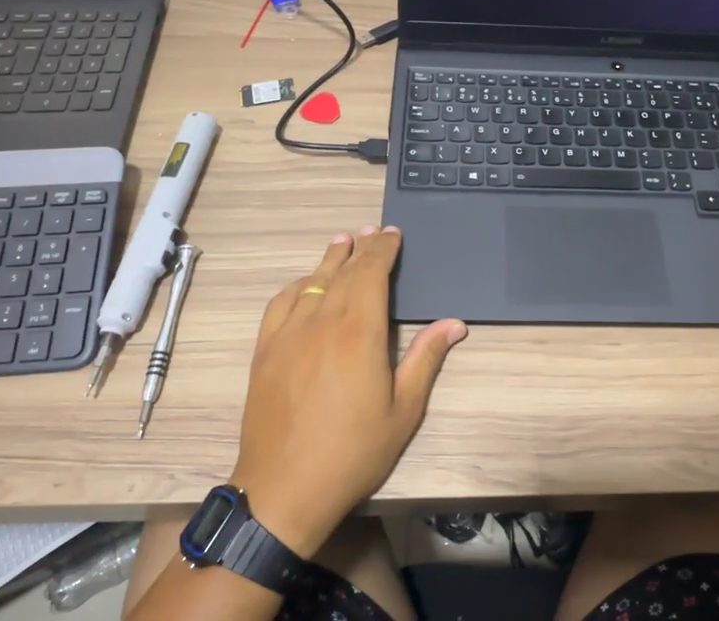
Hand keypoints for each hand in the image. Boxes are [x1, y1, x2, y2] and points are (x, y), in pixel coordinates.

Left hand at [229, 225, 466, 556]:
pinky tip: (305, 283)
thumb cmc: (353, 451)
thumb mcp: (404, 410)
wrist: (284, 488)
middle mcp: (322, 320)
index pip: (372, 272)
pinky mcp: (265, 350)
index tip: (394, 234)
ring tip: (343, 241)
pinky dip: (297, 284)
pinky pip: (281, 303)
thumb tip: (453, 324)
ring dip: (330, 259)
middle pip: (343, 271)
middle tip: (373, 231)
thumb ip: (425, 359)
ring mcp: (288, 333)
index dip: (384, 249)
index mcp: (359, 330)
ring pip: (312, 281)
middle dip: (361, 248)